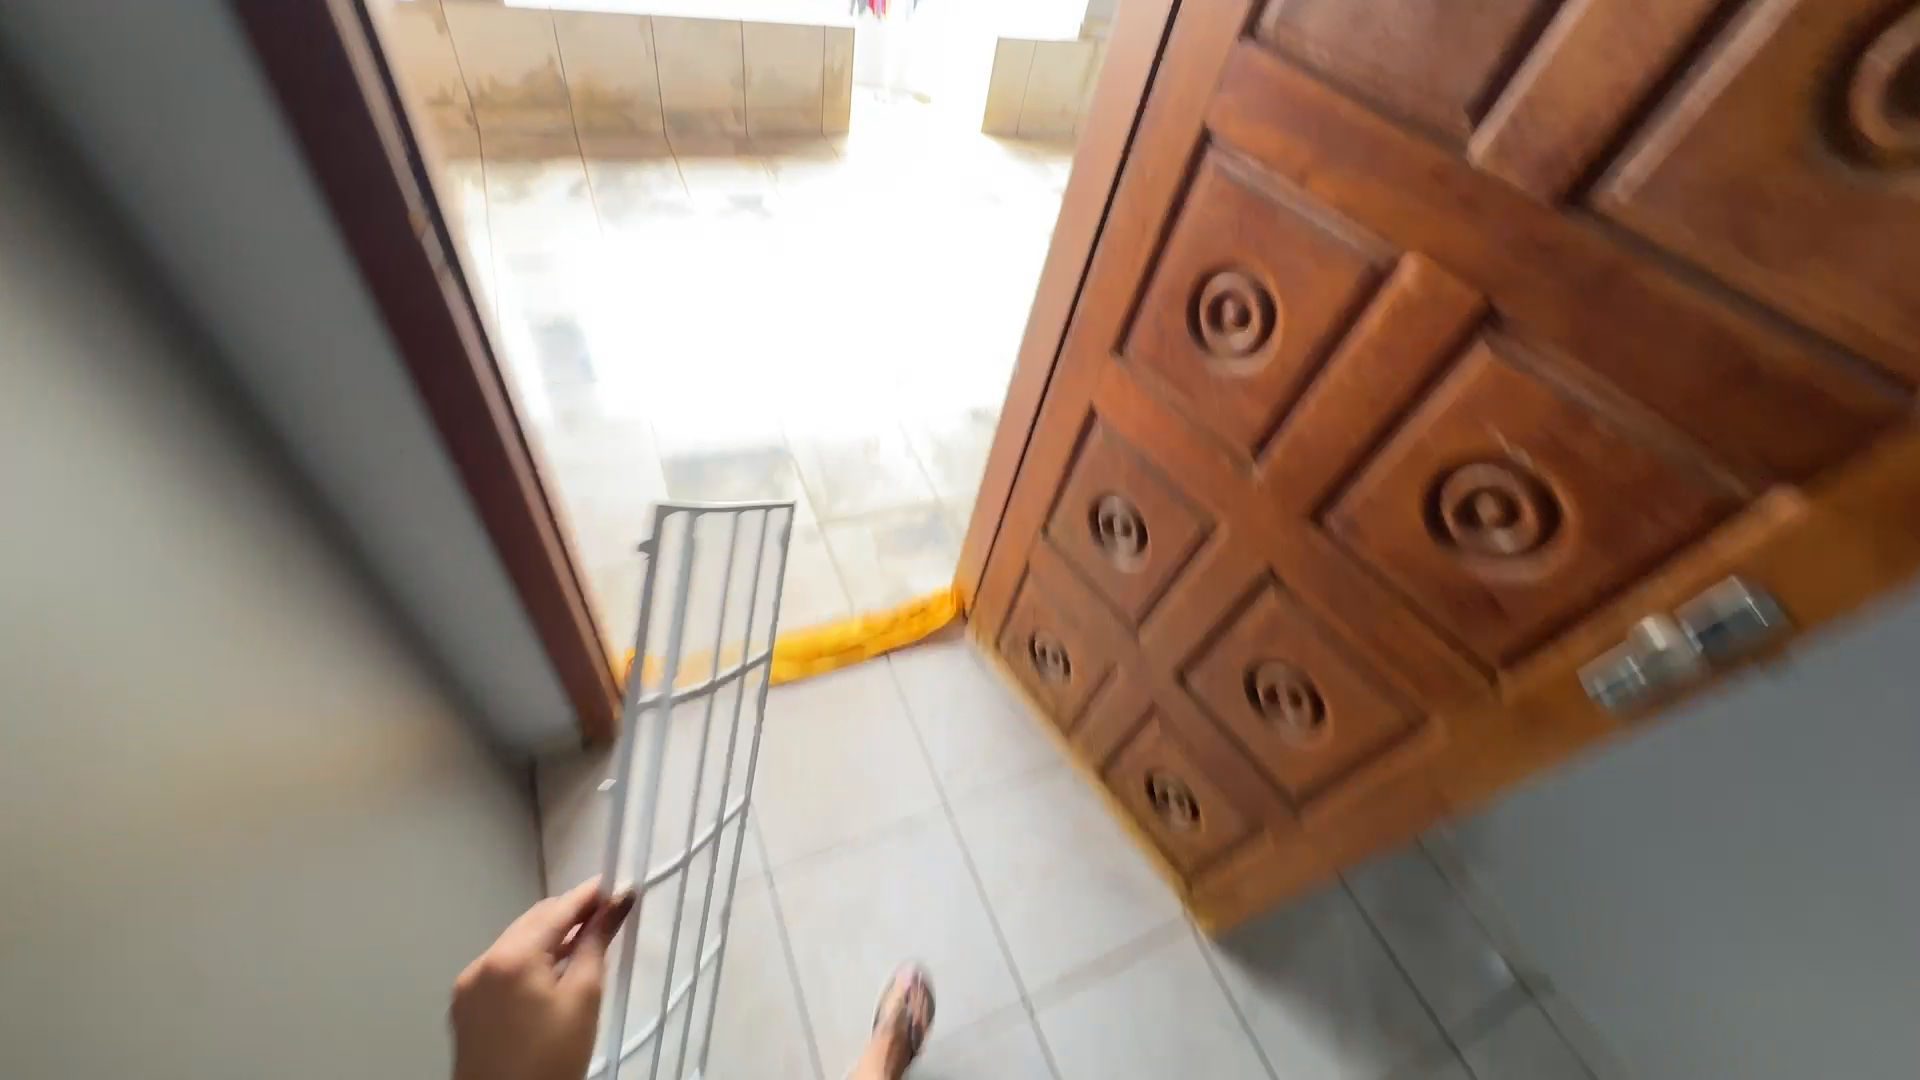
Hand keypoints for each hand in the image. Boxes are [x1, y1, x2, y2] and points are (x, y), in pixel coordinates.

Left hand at [451, 878, 636, 1079]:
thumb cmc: (553, 1058)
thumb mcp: (584, 995)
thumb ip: (598, 939)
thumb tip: (621, 897)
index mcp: (511, 956)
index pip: (560, 908)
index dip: (594, 894)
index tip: (625, 886)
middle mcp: (482, 962)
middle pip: (536, 919)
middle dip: (573, 913)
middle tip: (611, 917)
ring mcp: (468, 986)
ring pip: (520, 940)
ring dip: (553, 936)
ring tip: (589, 944)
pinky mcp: (465, 1007)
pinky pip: (505, 965)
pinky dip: (533, 959)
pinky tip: (556, 971)